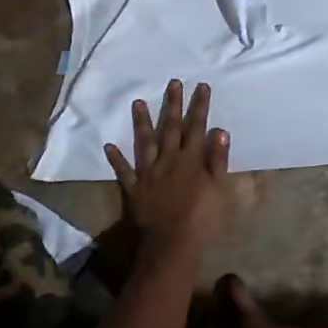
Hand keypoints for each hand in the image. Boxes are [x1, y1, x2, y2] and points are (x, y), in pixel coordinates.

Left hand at [106, 80, 230, 253]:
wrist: (171, 244)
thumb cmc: (201, 217)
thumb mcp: (218, 188)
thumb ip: (217, 159)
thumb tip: (219, 130)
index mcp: (191, 159)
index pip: (197, 126)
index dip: (200, 106)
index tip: (201, 86)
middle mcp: (168, 160)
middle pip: (171, 128)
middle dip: (173, 105)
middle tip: (172, 83)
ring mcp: (149, 173)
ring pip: (145, 142)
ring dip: (142, 122)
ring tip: (138, 102)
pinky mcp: (134, 188)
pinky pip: (124, 171)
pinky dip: (116, 158)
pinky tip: (109, 145)